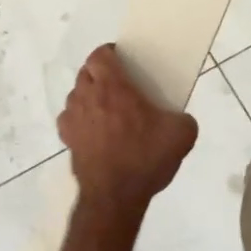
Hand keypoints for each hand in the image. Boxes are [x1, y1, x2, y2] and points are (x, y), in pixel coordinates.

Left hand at [59, 44, 198, 213]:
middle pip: (85, 73)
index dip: (109, 53)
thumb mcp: (182, 133)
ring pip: (75, 95)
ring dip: (88, 95)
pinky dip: (79, 119)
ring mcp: (74, 120)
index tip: (124, 60)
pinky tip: (95, 130)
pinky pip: (69, 120)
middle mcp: (88, 97)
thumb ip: (182, 118)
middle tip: (119, 84)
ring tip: (107, 108)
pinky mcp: (68, 142)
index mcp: (113, 87)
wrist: (116, 198)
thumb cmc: (146, 158)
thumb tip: (178, 120)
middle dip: (99, 73)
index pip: (99, 55)